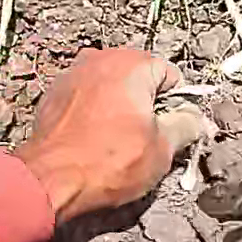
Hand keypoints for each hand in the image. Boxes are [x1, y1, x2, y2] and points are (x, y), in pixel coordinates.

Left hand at [13, 48, 200, 222]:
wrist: (48, 180)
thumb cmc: (107, 162)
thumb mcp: (164, 147)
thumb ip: (186, 124)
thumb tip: (194, 119)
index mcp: (128, 63)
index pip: (170, 77)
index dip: (178, 105)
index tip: (175, 131)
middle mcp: (95, 61)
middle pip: (137, 81)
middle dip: (146, 107)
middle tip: (148, 141)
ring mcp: (69, 78)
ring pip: (108, 91)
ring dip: (118, 112)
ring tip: (118, 146)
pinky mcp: (51, 98)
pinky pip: (84, 103)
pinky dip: (92, 117)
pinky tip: (93, 143)